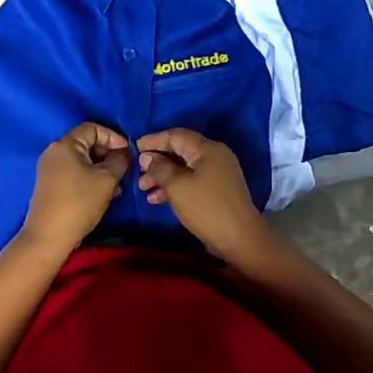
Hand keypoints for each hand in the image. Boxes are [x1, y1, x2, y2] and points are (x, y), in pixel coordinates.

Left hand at [21, 122, 130, 251]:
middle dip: (108, 154)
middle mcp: (54, 152)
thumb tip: (123, 153)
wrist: (49, 235)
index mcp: (65, 144)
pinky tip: (103, 193)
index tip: (127, 153)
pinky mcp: (50, 184)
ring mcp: (49, 168)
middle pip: (86, 143)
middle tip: (124, 170)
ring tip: (117, 186)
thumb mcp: (107, 179)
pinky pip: (74, 173)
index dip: (113, 137)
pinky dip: (90, 178)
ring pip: (82, 160)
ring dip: (101, 169)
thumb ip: (119, 161)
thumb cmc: (79, 202)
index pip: (92, 128)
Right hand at [137, 128, 271, 263]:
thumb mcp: (177, 185)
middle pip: (179, 151)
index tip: (134, 147)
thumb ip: (159, 167)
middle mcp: (213, 156)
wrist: (238, 238)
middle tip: (137, 172)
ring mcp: (216, 174)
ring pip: (182, 168)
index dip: (153, 140)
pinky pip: (189, 181)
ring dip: (161, 176)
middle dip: (156, 161)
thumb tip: (146, 157)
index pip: (176, 135)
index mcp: (207, 149)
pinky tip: (156, 199)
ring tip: (143, 188)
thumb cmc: (205, 207)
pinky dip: (173, 187)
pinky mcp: (214, 190)